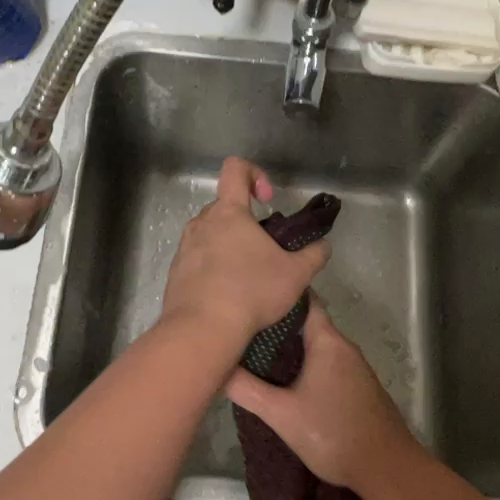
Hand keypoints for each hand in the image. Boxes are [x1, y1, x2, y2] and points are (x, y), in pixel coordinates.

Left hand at [159, 158, 329, 344]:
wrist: (202, 329)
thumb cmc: (251, 292)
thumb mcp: (296, 275)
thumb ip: (314, 255)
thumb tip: (323, 246)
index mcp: (229, 212)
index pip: (235, 169)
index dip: (255, 174)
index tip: (268, 199)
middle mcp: (201, 223)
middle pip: (224, 206)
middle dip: (245, 221)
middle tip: (264, 249)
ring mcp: (184, 247)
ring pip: (210, 234)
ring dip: (229, 246)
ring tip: (247, 275)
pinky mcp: (176, 272)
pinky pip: (197, 259)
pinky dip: (213, 268)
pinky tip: (228, 294)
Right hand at [225, 300, 425, 490]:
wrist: (386, 468)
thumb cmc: (333, 434)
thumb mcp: (281, 414)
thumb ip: (247, 390)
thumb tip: (217, 368)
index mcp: (328, 342)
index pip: (304, 301)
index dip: (278, 296)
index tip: (250, 297)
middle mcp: (343, 347)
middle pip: (307, 324)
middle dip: (276, 325)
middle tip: (241, 328)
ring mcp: (354, 367)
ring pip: (316, 346)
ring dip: (289, 348)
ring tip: (254, 353)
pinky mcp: (356, 387)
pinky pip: (325, 364)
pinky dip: (304, 365)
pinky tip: (284, 380)